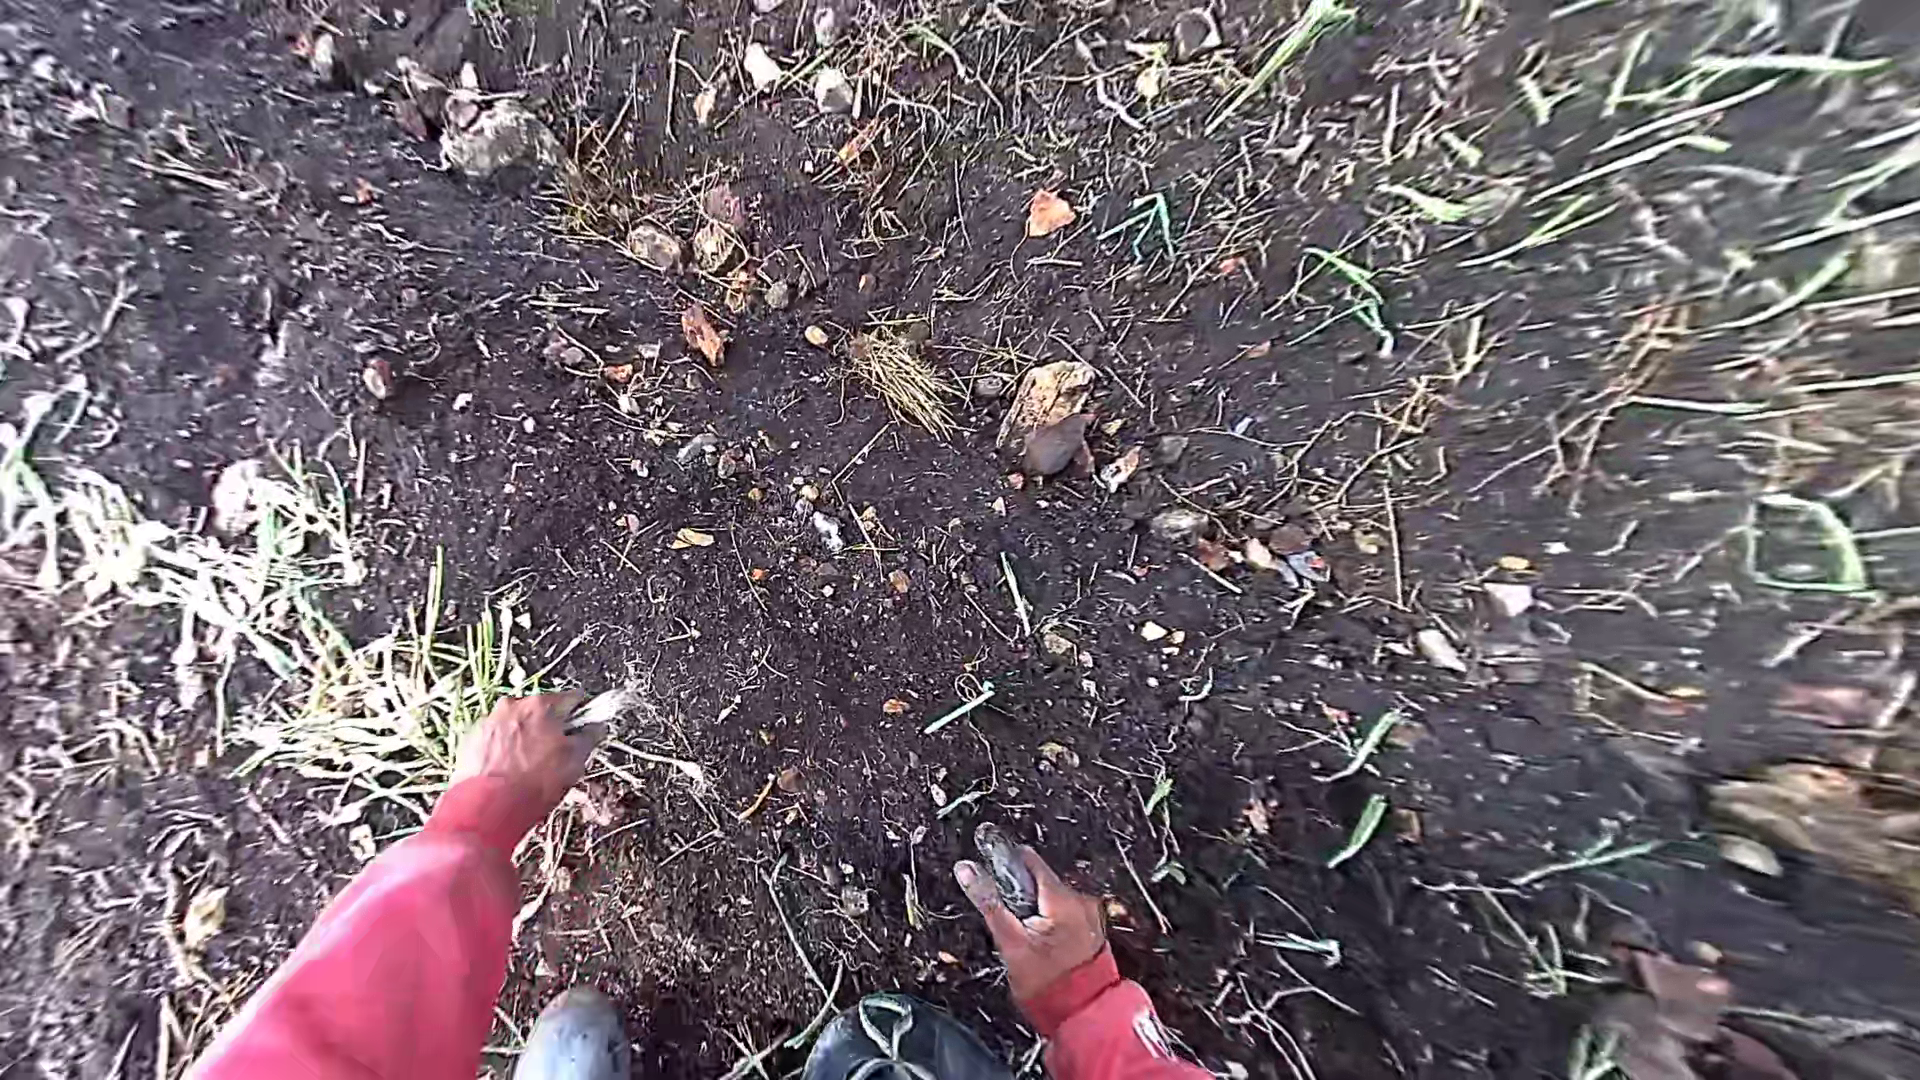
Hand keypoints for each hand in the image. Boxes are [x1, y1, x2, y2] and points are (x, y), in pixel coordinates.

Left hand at [451, 693, 603, 812]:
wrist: (484, 812)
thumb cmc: (534, 783)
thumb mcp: (576, 759)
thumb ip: (590, 735)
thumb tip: (596, 727)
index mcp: (542, 704)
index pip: (572, 699)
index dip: (581, 716)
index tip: (582, 731)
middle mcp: (513, 706)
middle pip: (542, 709)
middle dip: (550, 726)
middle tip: (555, 752)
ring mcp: (488, 722)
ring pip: (517, 723)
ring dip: (526, 736)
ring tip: (528, 764)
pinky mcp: (468, 741)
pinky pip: (496, 738)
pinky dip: (504, 748)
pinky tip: (509, 769)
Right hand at [954, 846, 1106, 1000]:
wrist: (1082, 1020)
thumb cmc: (1046, 984)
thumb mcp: (1010, 942)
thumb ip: (988, 901)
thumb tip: (966, 869)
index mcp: (1061, 897)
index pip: (1029, 860)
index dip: (1008, 864)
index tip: (993, 869)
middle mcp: (1080, 900)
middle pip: (1040, 880)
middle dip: (1022, 894)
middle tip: (1011, 919)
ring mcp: (1088, 916)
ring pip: (1051, 898)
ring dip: (1036, 909)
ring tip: (1028, 937)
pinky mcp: (1091, 931)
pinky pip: (1064, 913)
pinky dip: (1051, 921)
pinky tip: (1043, 945)